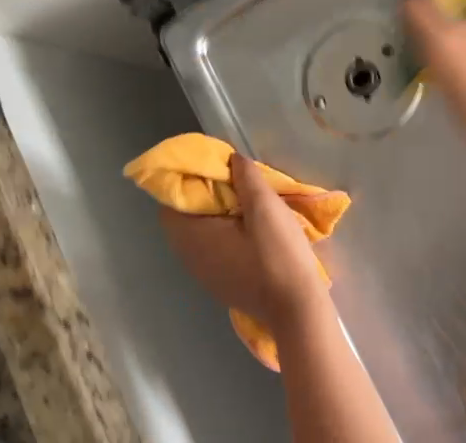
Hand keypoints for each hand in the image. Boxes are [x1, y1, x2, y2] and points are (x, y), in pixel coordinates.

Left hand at [158, 153, 331, 330]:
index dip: (188, 181)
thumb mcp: (266, 208)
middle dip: (204, 195)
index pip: (170, 203)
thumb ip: (247, 180)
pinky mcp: (220, 282)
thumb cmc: (277, 254)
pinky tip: (249, 228)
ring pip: (198, 233)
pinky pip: (210, 248)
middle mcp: (190, 257)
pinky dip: (222, 232)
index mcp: (194, 237)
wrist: (295, 306)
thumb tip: (233, 158)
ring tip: (245, 201)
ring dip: (215, 214)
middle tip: (234, 180)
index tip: (214, 168)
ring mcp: (204, 273)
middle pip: (184, 217)